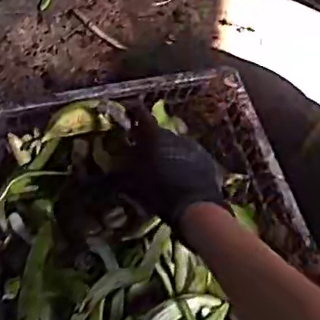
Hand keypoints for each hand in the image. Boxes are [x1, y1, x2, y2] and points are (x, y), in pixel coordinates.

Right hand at [123, 112, 225, 229]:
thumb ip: (125, 168)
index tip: (129, 113)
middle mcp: (173, 135)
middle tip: (143, 152)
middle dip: (150, 140)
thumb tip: (114, 162)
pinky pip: (188, 152)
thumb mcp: (136, 182)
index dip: (134, 112)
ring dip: (166, 150)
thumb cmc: (161, 194)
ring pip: (174, 142)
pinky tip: (180, 174)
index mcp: (154, 137)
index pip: (142, 115)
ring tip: (162, 166)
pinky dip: (181, 159)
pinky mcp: (205, 156)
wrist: (197, 207)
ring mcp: (191, 144)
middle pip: (158, 132)